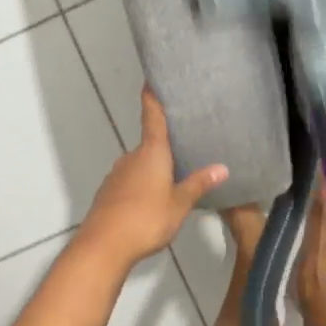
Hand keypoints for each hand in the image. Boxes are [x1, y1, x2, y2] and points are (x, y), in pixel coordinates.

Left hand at [75, 89, 227, 270]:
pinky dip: (141, 186)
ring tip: (172, 180)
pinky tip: (151, 202)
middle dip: (163, 146)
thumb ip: (198, 184)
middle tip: (184, 148)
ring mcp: (117, 175)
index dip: (152, 97)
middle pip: (149, 144)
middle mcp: (131, 157)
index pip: (152, 116)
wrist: (103, 245)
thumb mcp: (179, 204)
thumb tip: (222, 167)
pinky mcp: (108, 193)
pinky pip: (130, 182)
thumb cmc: (146, 218)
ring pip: (139, 165)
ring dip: (153, 170)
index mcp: (151, 152)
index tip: (150, 79)